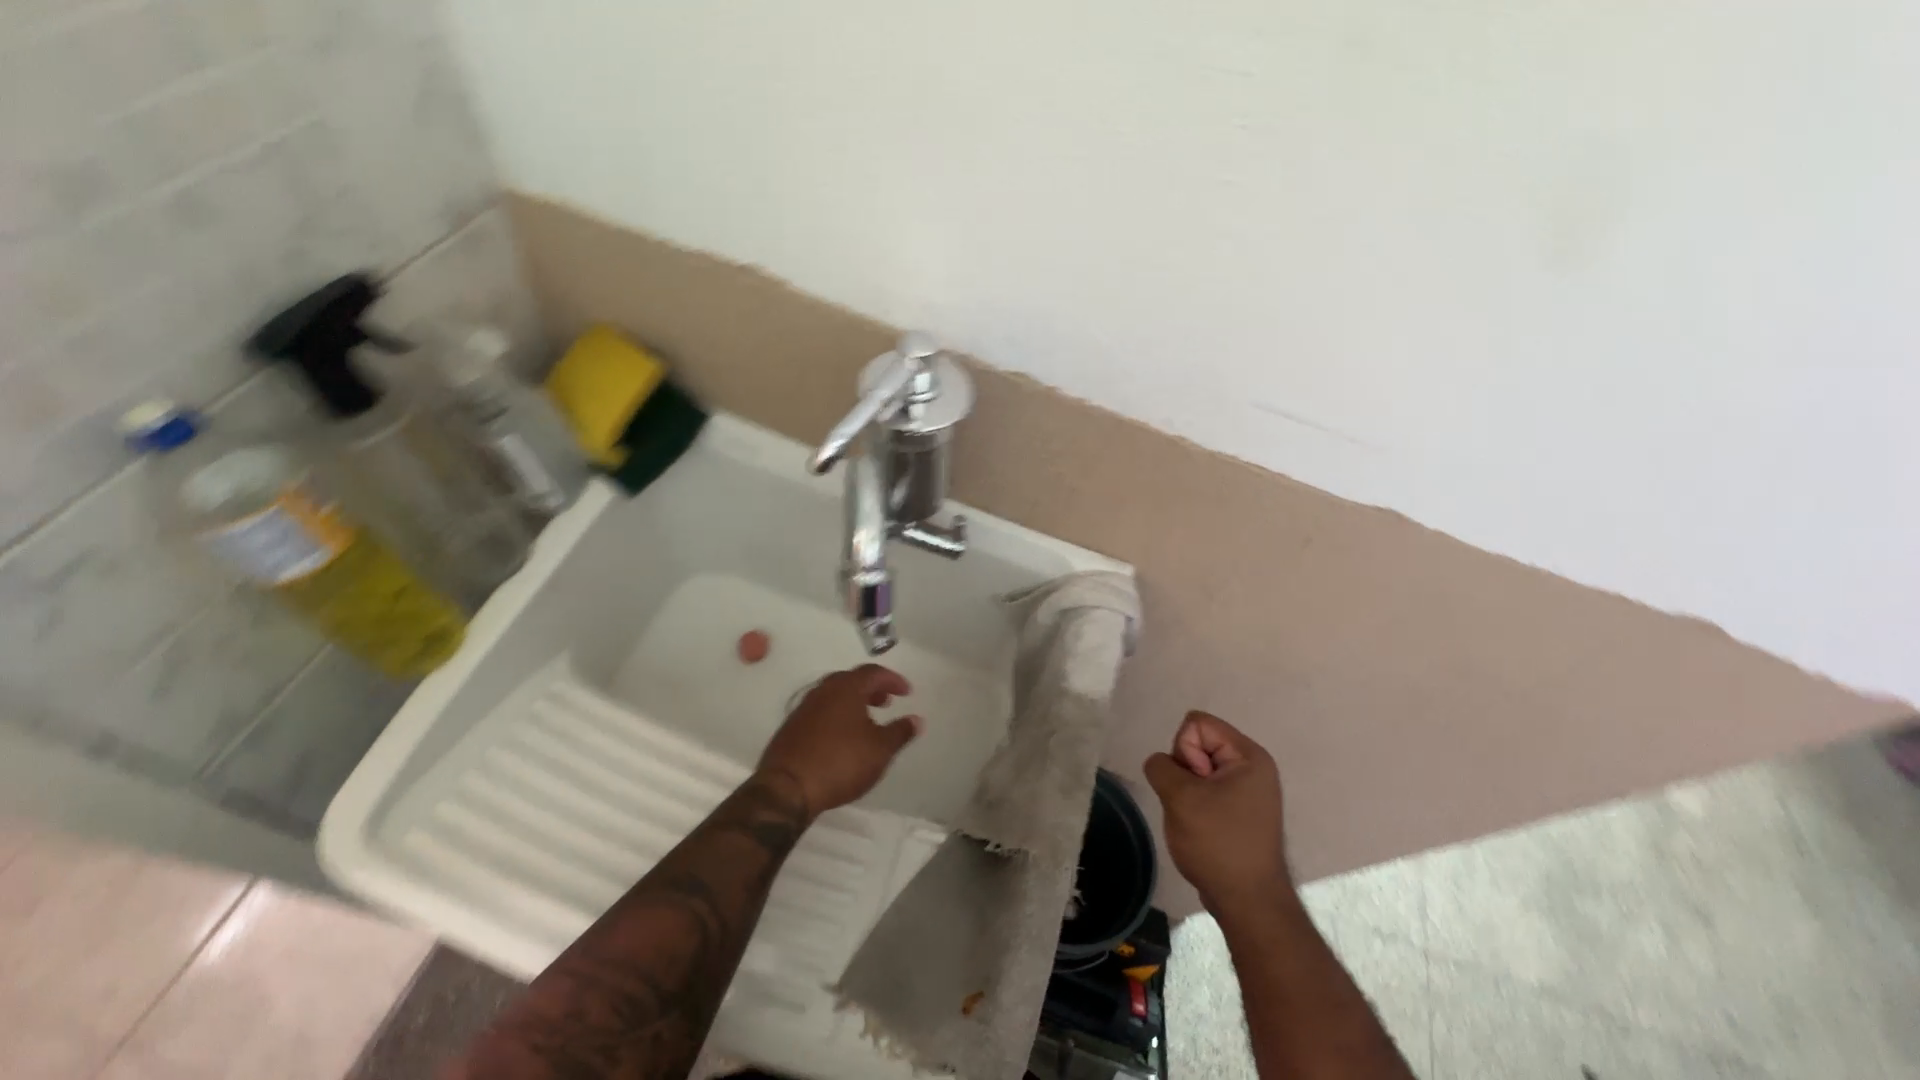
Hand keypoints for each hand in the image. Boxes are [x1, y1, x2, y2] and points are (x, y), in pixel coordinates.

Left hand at [757, 664, 921, 817]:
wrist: (788, 788)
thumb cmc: (841, 762)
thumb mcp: (880, 750)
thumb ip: (900, 732)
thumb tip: (916, 719)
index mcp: (846, 689)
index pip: (873, 673)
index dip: (892, 680)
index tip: (906, 693)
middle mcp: (822, 691)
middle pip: (850, 680)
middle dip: (871, 689)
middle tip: (886, 702)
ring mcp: (803, 708)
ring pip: (833, 696)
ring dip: (853, 703)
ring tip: (867, 721)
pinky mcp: (791, 728)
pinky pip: (820, 712)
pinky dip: (836, 716)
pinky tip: (842, 738)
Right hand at [1143, 710, 1291, 910]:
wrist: (1247, 900)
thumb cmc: (1217, 844)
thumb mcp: (1180, 798)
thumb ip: (1162, 767)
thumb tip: (1162, 765)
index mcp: (1248, 755)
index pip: (1197, 723)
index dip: (1183, 751)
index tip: (1193, 786)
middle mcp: (1252, 767)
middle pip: (1197, 744)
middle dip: (1184, 771)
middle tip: (1194, 806)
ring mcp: (1248, 791)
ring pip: (1197, 770)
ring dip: (1187, 792)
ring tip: (1196, 821)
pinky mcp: (1240, 811)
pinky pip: (1206, 791)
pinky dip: (1196, 806)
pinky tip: (1200, 829)